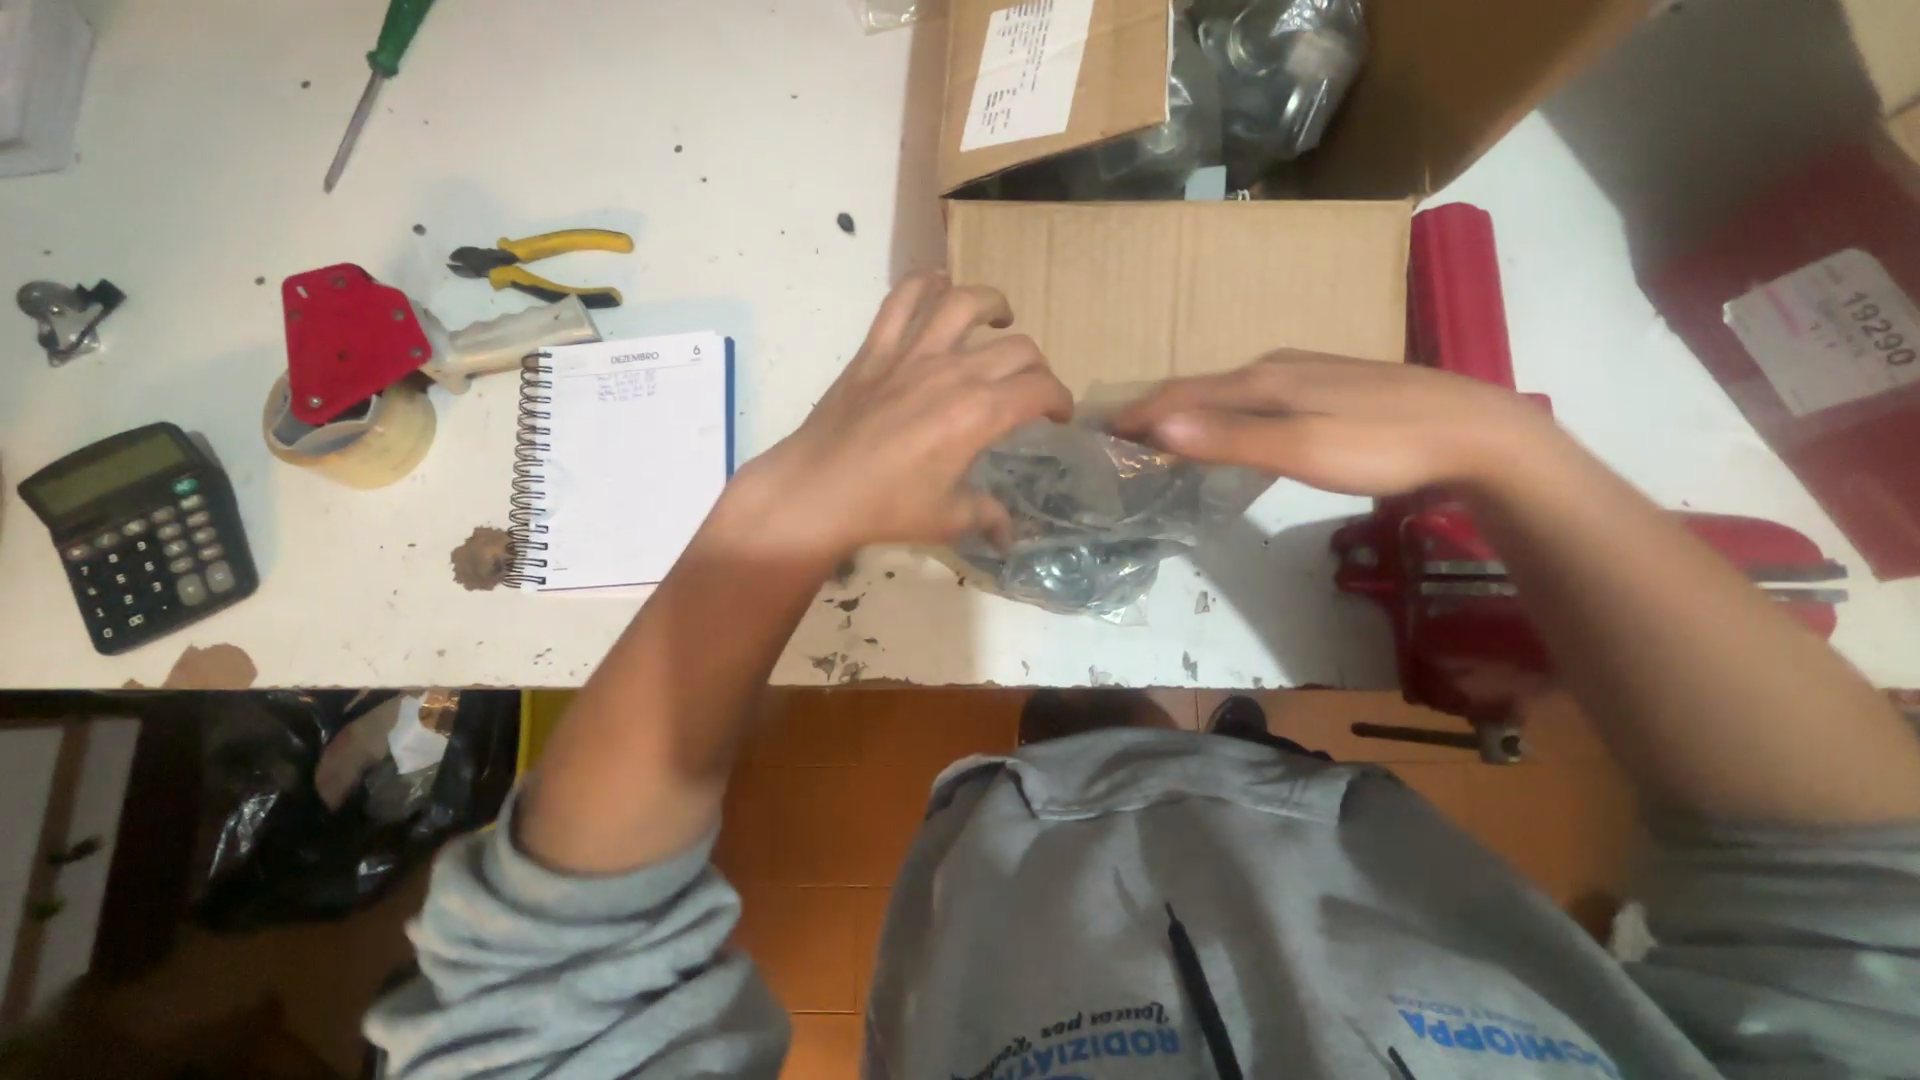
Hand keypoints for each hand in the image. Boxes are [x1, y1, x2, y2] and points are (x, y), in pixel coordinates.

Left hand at [711, 273, 1072, 563]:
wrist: (818, 490)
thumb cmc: (886, 507)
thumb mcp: (947, 517)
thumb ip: (985, 515)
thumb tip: (1008, 534)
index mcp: (979, 414)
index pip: (1039, 390)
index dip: (1060, 399)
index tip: (1059, 414)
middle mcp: (953, 373)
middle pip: (1016, 349)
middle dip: (1036, 367)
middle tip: (1029, 386)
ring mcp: (912, 354)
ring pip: (964, 303)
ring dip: (992, 304)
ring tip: (1001, 318)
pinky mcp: (877, 348)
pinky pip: (902, 299)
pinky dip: (925, 283)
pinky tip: (939, 286)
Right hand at [1108, 350, 1558, 496]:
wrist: (1476, 431)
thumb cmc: (1383, 446)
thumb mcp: (1303, 450)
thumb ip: (1231, 440)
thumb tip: (1157, 429)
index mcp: (1263, 381)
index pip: (1182, 396)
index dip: (1139, 415)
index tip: (1100, 433)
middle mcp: (1277, 367)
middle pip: (1202, 388)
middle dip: (1158, 409)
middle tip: (1123, 435)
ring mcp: (1308, 372)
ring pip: (1231, 390)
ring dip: (1193, 410)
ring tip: (1167, 433)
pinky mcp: (1333, 385)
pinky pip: (1259, 395)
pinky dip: (1228, 412)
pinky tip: (1238, 426)